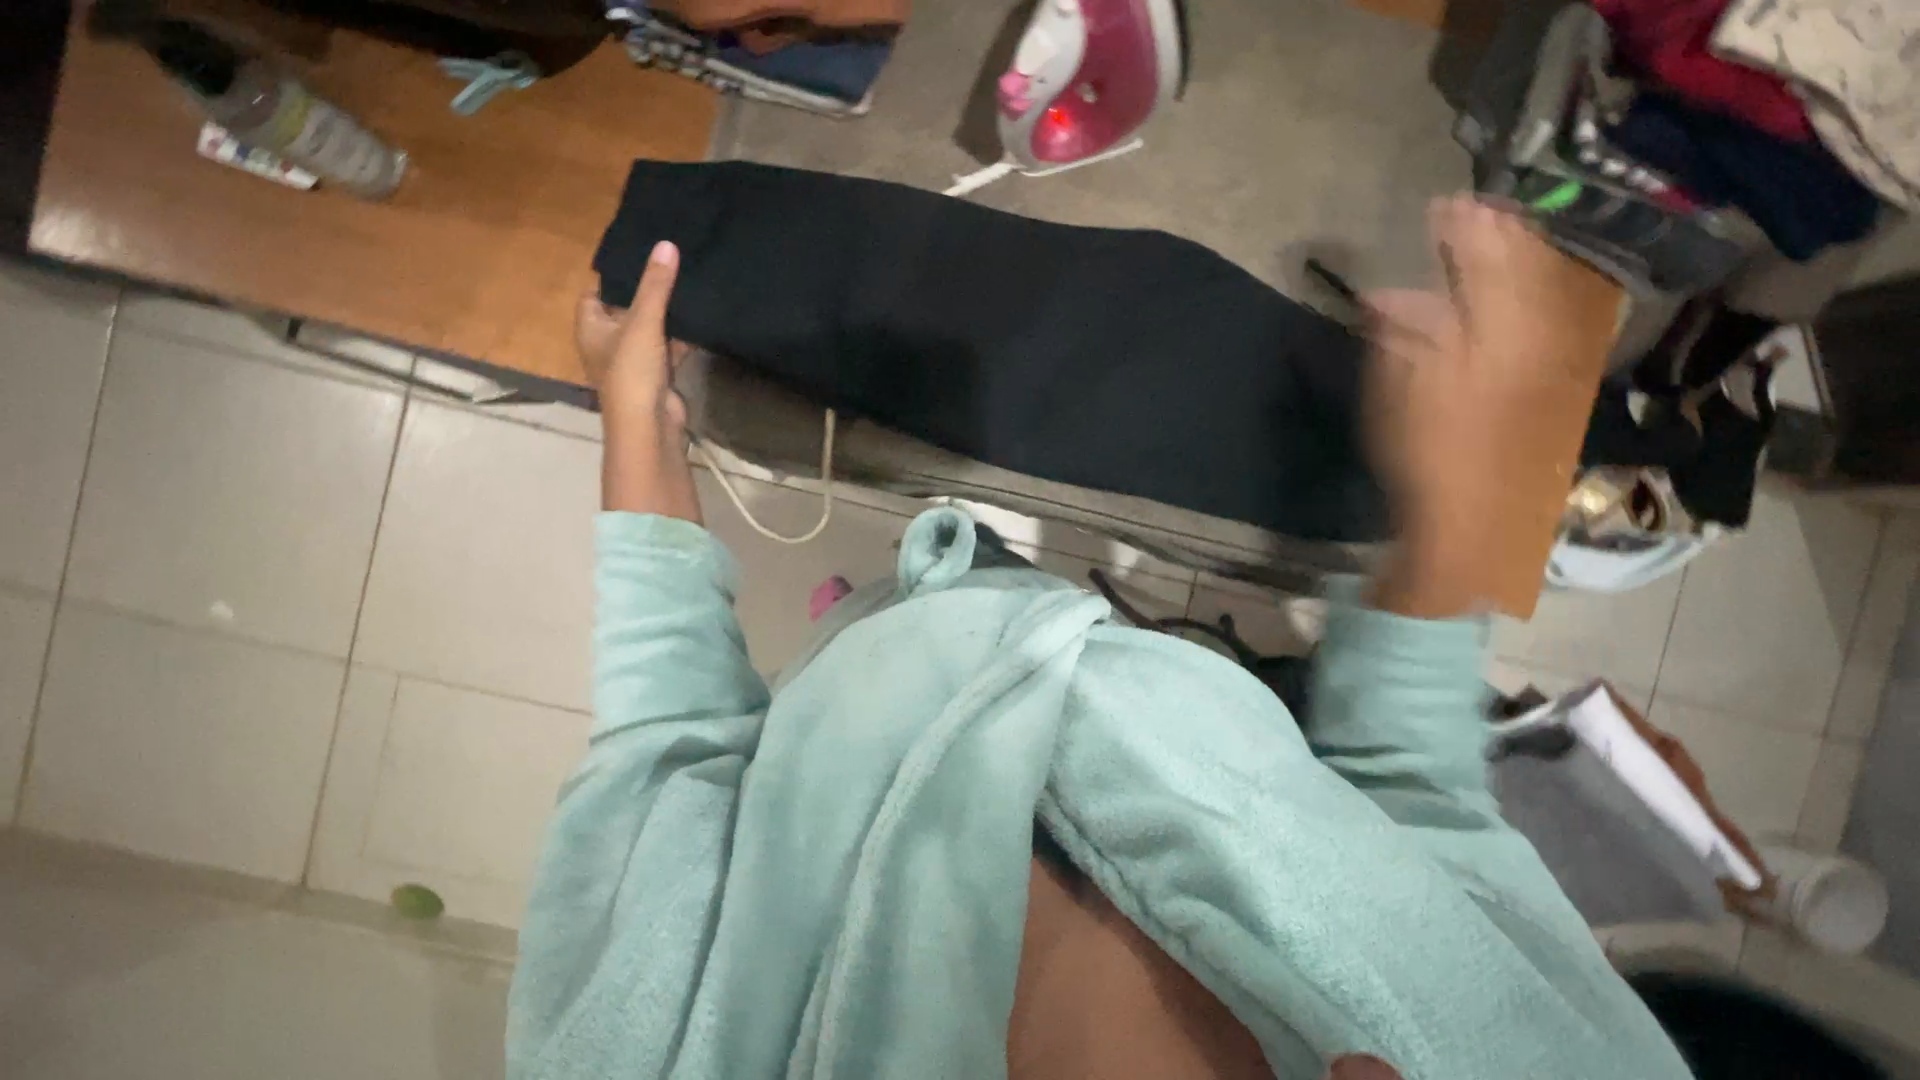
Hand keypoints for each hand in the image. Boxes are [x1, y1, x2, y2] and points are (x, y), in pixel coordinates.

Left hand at [576, 240, 690, 429]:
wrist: (649, 425)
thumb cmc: (631, 371)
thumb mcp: (643, 321)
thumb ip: (656, 285)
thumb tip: (667, 245)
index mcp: (590, 326)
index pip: (596, 290)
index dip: (614, 273)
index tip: (639, 252)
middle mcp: (607, 341)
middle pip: (626, 307)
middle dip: (646, 290)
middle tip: (670, 261)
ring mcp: (633, 360)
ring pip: (651, 327)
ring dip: (667, 313)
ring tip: (689, 281)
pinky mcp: (657, 374)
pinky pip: (669, 346)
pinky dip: (681, 335)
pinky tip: (700, 316)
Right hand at [1362, 196, 1578, 614]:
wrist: (1477, 518)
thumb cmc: (1431, 454)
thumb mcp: (1402, 391)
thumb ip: (1403, 334)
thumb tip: (1389, 294)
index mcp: (1497, 330)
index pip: (1486, 260)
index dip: (1464, 229)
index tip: (1443, 205)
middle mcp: (1535, 333)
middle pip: (1525, 267)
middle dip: (1500, 233)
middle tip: (1474, 210)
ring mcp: (1551, 357)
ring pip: (1543, 289)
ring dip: (1519, 257)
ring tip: (1496, 235)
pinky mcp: (1553, 380)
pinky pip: (1548, 317)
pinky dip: (1530, 292)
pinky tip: (1513, 289)